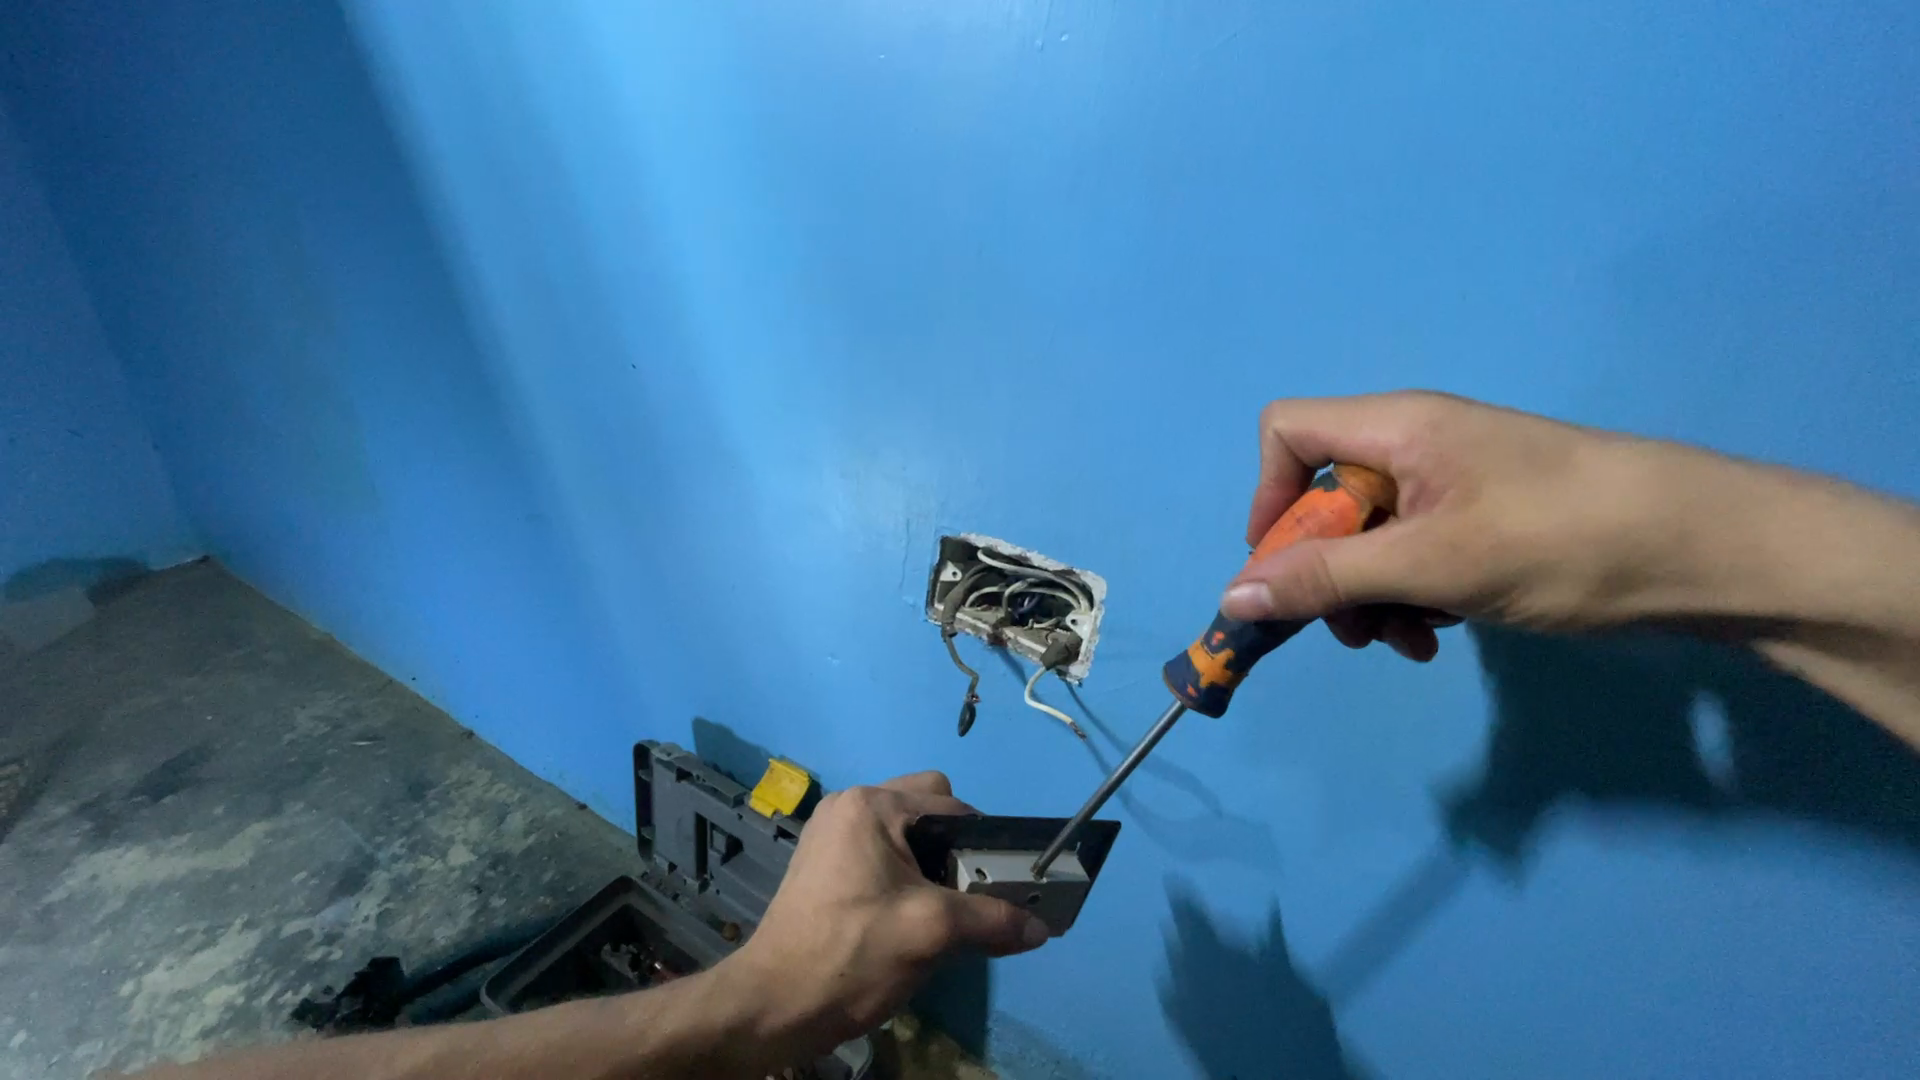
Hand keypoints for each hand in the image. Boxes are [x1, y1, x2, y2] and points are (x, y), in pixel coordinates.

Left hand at [713, 772, 1050, 1063]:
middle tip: (959, 890)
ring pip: (902, 829)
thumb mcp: (932, 933)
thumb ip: (992, 920)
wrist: (773, 1005)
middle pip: (925, 807)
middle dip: (953, 844)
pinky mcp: (822, 858)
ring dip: (927, 859)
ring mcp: (830, 829)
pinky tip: (902, 911)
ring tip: (935, 904)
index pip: (951, 804)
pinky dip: (901, 869)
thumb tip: (1042, 928)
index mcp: (872, 805)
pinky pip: (878, 846)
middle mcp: (849, 803)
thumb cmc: (853, 955)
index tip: (996, 881)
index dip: (981, 841)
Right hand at [1220, 391, 1732, 658]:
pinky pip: (1407, 556)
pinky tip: (1433, 638)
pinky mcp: (1476, 523)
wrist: (1726, 557)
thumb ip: (1325, 579)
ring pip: (1362, 538)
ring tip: (1402, 641)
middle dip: (1322, 569)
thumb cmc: (1565, 541)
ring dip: (1365, 596)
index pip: (1286, 432)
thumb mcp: (1431, 565)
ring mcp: (1447, 487)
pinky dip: (1405, 599)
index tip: (1281, 563)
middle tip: (1344, 627)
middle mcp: (1411, 447)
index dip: (1268, 494)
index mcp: (1396, 428)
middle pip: (1321, 499)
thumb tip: (1232, 598)